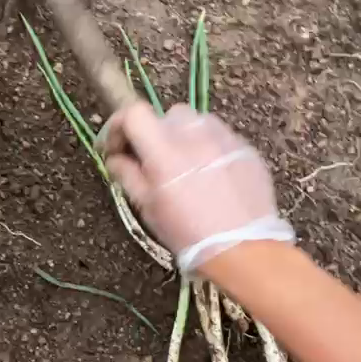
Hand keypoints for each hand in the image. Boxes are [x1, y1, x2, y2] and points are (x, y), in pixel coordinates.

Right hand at [103, 103, 294, 272]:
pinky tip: (207, 172)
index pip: (135, 113)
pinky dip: (206, 145)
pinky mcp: (245, 148)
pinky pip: (219, 135)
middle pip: (166, 114)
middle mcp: (195, 136)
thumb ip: (127, 175)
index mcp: (164, 151)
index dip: (118, 125)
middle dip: (152, 132)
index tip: (116, 147)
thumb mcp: (147, 207)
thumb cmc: (187, 232)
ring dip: (181, 135)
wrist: (242, 248)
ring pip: (195, 120)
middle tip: (150, 159)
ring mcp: (224, 138)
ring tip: (181, 162)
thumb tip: (116, 159)